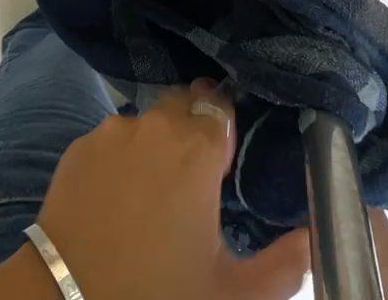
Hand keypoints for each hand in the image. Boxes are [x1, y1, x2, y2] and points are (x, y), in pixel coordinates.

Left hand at [33, 80, 310, 299]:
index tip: (229, 157)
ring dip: (156, 144)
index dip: (228, 128)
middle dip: (193, 130)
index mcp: (197, 148)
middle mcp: (154, 125)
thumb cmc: (157, 292)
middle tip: (198, 178)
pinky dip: (122, 158)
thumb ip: (287, 262)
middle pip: (183, 106)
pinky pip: (112, 140)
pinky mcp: (78, 146)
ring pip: (145, 122)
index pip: (221, 107)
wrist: (68, 299)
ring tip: (156, 192)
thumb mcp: (234, 293)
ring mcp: (110, 131)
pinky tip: (121, 196)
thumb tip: (319, 233)